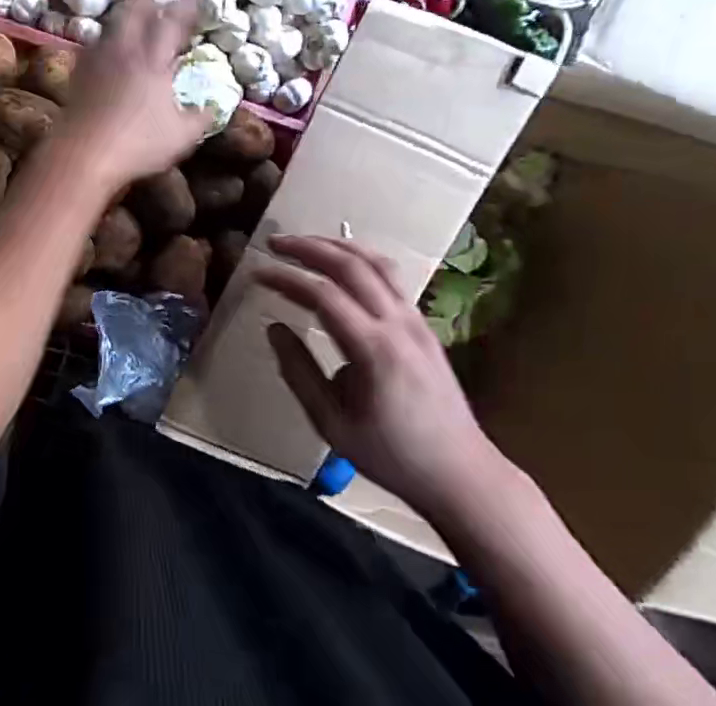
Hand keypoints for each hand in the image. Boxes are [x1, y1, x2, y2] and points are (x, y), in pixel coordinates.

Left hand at [52, 0, 208, 188]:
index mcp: (153, 61)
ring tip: (132, 23)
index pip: (171, 23)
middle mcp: (125, 52)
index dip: (184, 8)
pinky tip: (107, 52)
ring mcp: (98, 61)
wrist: (83, 153)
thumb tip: (212, 107)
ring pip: (111, 26)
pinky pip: (93, 47)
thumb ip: (200, 118)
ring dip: (124, 20)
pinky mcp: (78, 75)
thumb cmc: (138, 144)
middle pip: (134, 13)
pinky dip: (105, 42)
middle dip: (148, 4)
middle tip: (157, 3)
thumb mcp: (181, 136)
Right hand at [255, 235, 508, 517]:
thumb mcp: (332, 424)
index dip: (285, 278)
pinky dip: (360, 260)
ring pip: (377, 263)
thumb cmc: (391, 455)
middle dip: (309, 247)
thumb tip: (274, 328)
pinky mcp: (424, 326)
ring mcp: (416, 321)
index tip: (256, 273)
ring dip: (337, 246)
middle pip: (351, 266)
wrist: (460, 473)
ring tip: (305, 244)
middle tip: (274, 242)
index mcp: (374, 350)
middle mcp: (398, 324)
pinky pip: (391, 278)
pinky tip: (342, 266)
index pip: (322, 294)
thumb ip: (299, 372)